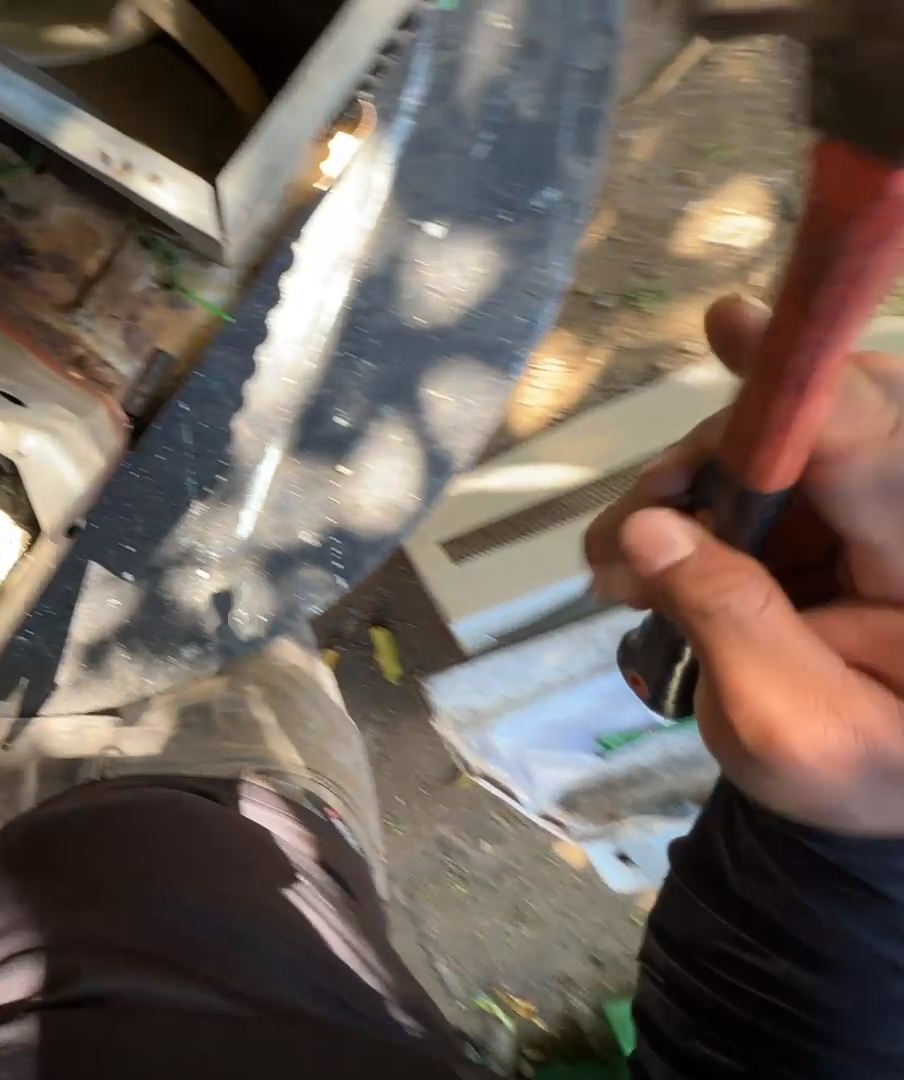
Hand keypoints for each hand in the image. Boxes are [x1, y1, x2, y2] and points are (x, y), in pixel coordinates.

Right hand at [585, 294, 903, 834]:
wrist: (867, 799)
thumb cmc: (850, 778)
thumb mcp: (786, 722)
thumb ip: (725, 619)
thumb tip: (646, 527)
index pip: (875, 454)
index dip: (802, 390)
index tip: (738, 319)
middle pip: (798, 440)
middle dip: (693, 473)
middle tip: (620, 544)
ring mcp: (863, 524)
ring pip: (747, 463)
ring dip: (662, 506)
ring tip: (613, 576)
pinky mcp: (821, 529)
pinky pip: (731, 492)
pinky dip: (666, 522)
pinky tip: (636, 567)